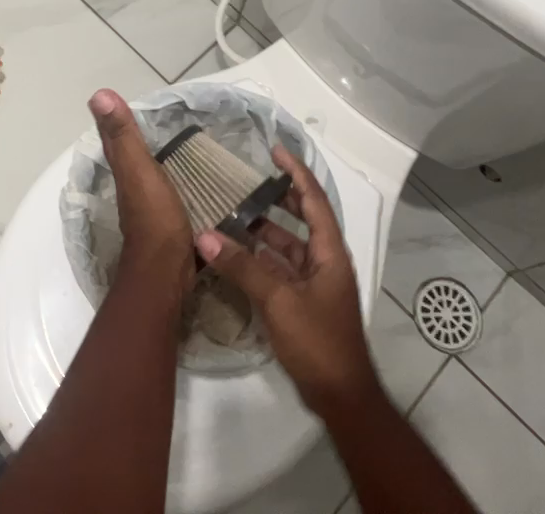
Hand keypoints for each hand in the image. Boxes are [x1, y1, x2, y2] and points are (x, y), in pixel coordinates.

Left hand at [90, 89, 194, 296]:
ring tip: (194, 155)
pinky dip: (188, 189)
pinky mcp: (175, 227)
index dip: (117, 124)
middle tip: (168, 127)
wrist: (168, 271)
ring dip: (170, 168)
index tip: (125, 105)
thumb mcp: (137, 169)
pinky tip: (205, 187)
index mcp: (126, 174)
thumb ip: (122, 135)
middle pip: (136, 162)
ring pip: (158, 181)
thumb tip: (98, 95)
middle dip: (147, 146)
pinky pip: (180, 199)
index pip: (117, 143)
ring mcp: (154, 211)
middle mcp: (135, 192)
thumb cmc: (153, 217)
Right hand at [196, 145, 380, 419]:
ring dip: (264, 233)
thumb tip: (204, 236)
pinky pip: (279, 271)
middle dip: (279, 199)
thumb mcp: (278, 300)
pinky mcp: (303, 304)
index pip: (314, 200)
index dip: (296, 173)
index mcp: (329, 252)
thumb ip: (242, 267)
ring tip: (232, 216)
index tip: (275, 151)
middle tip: (249, 181)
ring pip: (287, 247)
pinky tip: (235, 258)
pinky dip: (260, 261)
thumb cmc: (318, 340)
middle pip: (303, 219)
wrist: (340, 394)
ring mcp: (315, 284)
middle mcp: (324, 261)